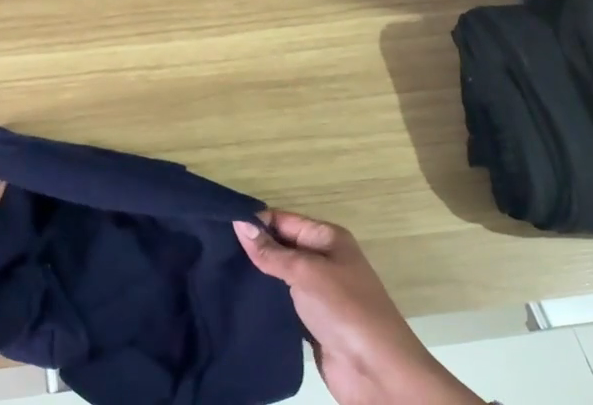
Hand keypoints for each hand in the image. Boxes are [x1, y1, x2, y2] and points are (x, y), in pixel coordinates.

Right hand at [236, 211, 481, 404]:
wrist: (378, 372)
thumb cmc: (345, 310)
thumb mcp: (306, 272)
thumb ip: (271, 251)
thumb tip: (238, 223)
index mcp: (328, 238)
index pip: (283, 220)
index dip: (254, 222)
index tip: (219, 228)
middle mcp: (324, 260)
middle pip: (280, 246)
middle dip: (252, 248)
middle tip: (213, 251)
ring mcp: (318, 291)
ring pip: (279, 275)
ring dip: (256, 276)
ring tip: (218, 272)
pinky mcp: (312, 319)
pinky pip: (282, 301)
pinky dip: (264, 300)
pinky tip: (238, 299)